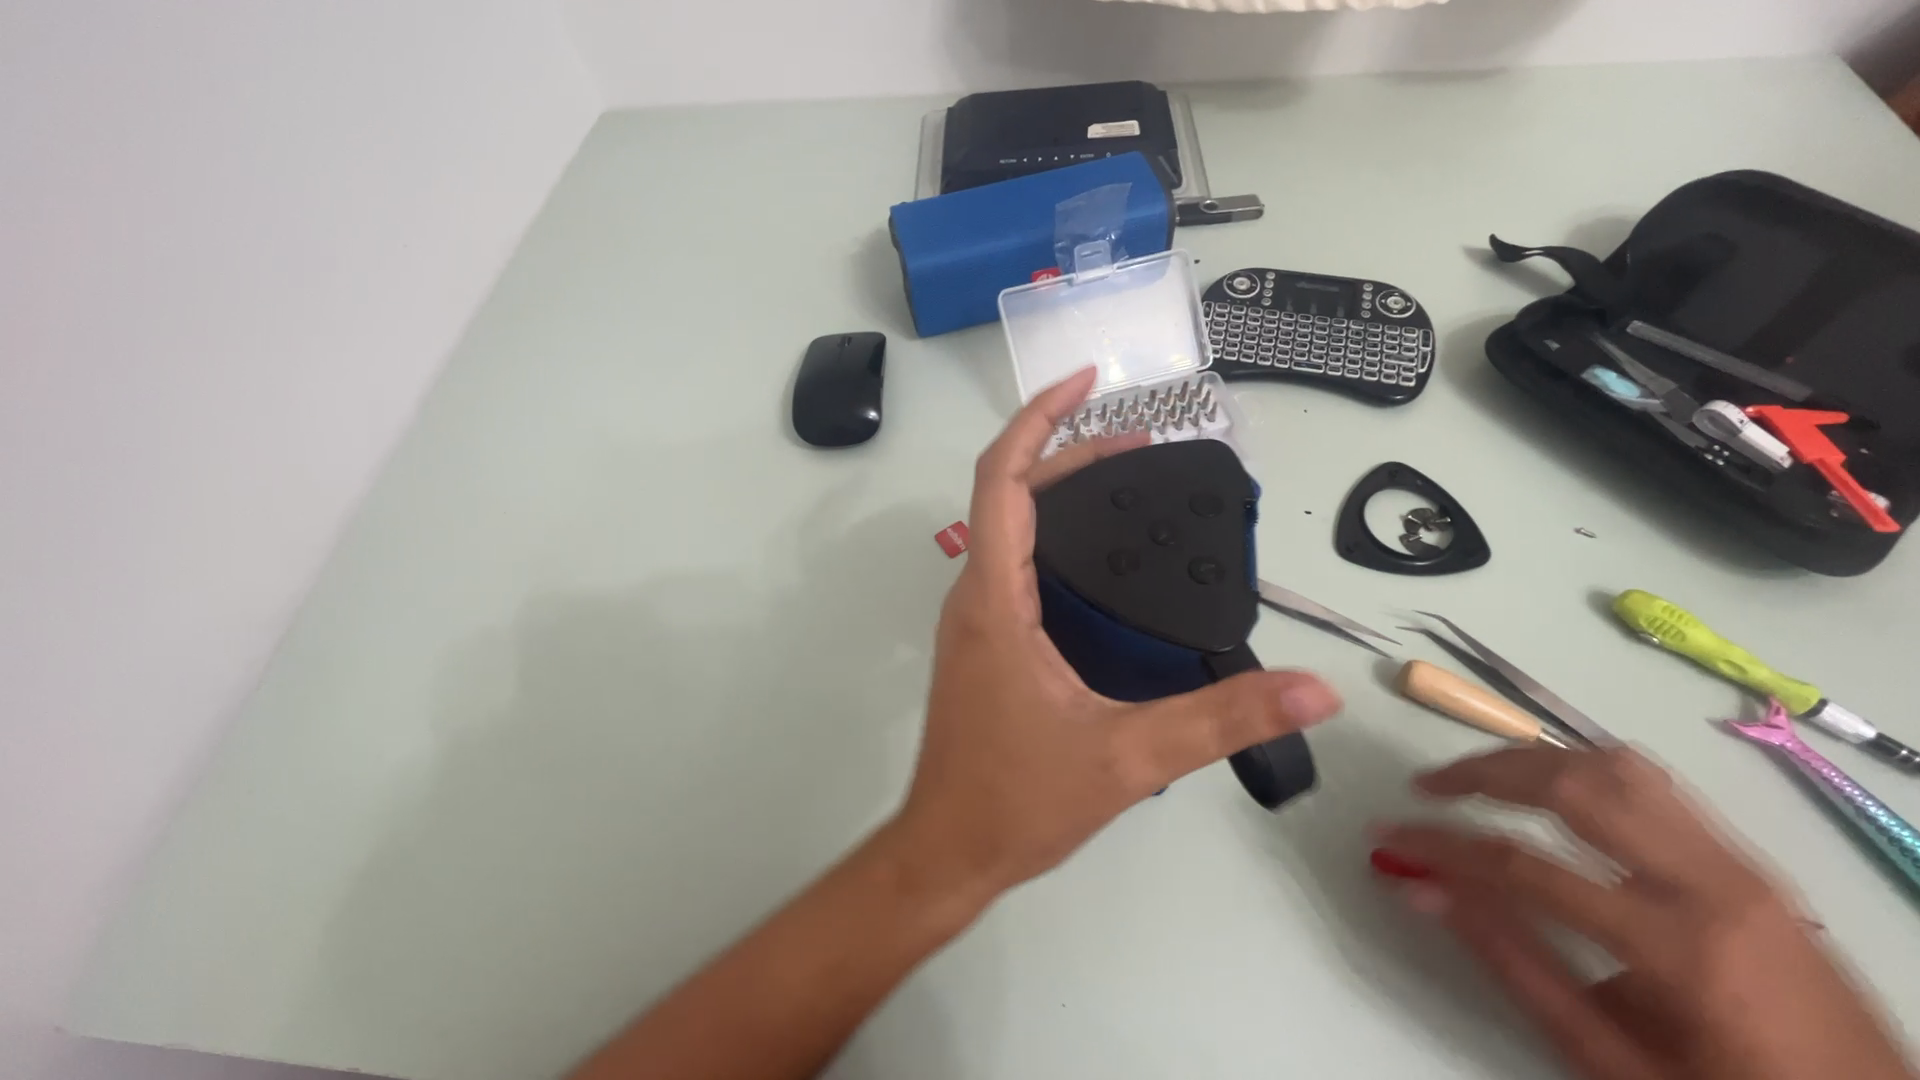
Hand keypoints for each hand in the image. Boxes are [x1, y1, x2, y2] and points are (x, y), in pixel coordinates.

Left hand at [889, 368, 1341, 898]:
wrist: (951, 849)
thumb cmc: (1019, 801)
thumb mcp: (1129, 758)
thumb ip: (1222, 721)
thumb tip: (1314, 689)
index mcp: (996, 602)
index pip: (1000, 482)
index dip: (1039, 421)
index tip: (1085, 383)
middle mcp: (975, 597)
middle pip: (1007, 493)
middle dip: (1067, 451)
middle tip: (1139, 441)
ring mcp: (975, 620)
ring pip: (1006, 528)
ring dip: (1057, 491)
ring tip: (1126, 480)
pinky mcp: (983, 643)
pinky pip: (1012, 562)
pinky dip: (1052, 535)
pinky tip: (1102, 559)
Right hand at [1375, 745, 1913, 1079]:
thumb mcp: (1608, 1059)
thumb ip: (1513, 964)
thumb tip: (1423, 890)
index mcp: (1678, 946)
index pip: (1525, 866)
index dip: (1443, 846)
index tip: (1389, 837)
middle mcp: (1714, 884)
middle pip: (1574, 787)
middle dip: (1484, 773)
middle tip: (1427, 786)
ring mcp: (1741, 866)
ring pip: (1619, 767)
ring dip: (1536, 759)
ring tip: (1481, 775)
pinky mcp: (1751, 864)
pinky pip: (1657, 787)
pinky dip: (1587, 768)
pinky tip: (1554, 786)